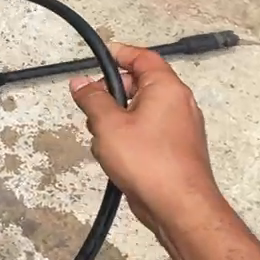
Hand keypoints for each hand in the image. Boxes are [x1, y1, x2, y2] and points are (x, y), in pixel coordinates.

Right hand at [69, 43, 227, 238]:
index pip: (144, 58)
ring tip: (102, 138)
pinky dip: (125, 134)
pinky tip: (114, 154)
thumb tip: (80, 82)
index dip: (120, 53)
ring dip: (114, 118)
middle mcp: (178, 104)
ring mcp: (178, 128)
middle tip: (90, 107)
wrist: (178, 206)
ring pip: (137, 110)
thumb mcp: (107, 123)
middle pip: (138, 84)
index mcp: (167, 90)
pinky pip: (144, 130)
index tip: (97, 56)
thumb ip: (92, 98)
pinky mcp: (173, 148)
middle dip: (109, 93)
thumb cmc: (145, 159)